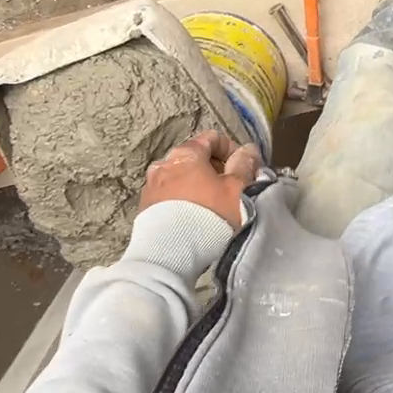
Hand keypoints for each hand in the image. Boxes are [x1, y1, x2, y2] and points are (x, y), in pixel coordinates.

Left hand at [138, 130, 262, 228]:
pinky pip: (170, 196)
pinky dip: (184, 199)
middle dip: (215, 169)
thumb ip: (244, 165)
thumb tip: (248, 149)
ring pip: (181, 177)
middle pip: (195, 157)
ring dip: (198, 185)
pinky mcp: (144, 208)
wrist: (168, 254)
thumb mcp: (237, 189)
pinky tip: (194, 217)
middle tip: (231, 189)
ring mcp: (151, 186)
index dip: (232, 150)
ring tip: (212, 205)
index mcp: (186, 153)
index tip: (244, 169)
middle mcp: (163, 163)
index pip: (212, 138)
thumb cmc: (208, 215)